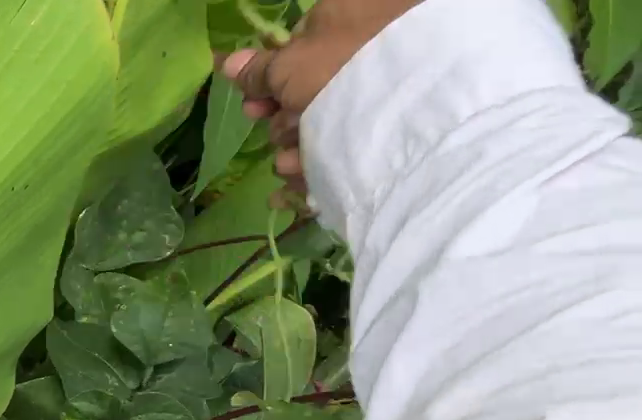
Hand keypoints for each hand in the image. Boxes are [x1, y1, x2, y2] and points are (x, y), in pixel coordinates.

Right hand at [221, 0, 426, 201]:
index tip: (256, 107)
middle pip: (313, 86)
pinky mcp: (405, 120)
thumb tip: (230, 61)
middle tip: (286, 128)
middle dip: (288, 117)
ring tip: (296, 161)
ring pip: (327, 116)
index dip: (273, 81)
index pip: (302, 45)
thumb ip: (260, 68)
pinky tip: (309, 172)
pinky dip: (323, 158)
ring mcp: (396, 82)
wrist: (421, 105)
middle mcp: (380, 42)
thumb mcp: (291, 64)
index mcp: (356, 12)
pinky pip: (348, 139)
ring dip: (299, 143)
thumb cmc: (348, 67)